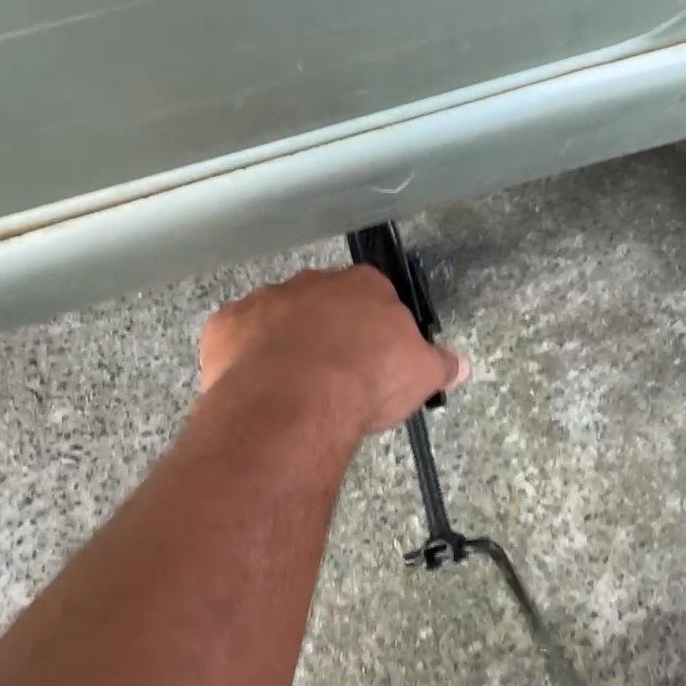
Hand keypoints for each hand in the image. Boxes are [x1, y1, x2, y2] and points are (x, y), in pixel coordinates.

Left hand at [199, 266, 469, 433]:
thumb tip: (461, 364)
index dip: (376, 328)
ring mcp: (264, 301)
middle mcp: (313, 283)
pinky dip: (245, 360)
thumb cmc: (368, 379)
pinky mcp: (225, 326)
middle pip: (325, 303)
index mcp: (364, 286)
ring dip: (285, 344)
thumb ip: (442, 364)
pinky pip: (238, 340)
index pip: (376, 296)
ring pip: (278, 320)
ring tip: (295, 390)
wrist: (295, 402)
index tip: (376, 359)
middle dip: (329, 333)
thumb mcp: (423, 375)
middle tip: (336, 376)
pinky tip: (258, 390)